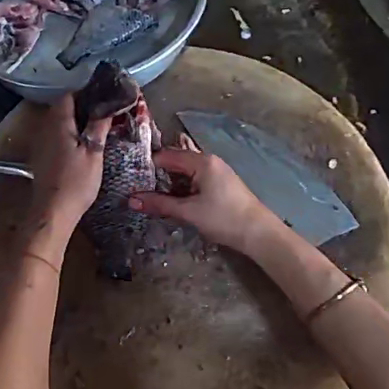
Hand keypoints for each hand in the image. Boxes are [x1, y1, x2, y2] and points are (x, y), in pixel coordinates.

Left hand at [23, 94, 110, 260]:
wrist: (53, 212)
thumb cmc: (76, 182)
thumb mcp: (94, 152)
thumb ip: (99, 126)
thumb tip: (109, 105)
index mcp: (59, 122)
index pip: (69, 95)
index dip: (86, 92)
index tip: (105, 97)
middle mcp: (46, 128)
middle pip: (63, 107)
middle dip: (83, 106)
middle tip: (106, 111)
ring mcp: (42, 142)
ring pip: (60, 122)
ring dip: (77, 121)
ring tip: (99, 126)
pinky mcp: (43, 156)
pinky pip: (57, 135)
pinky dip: (71, 134)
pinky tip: (84, 144)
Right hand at [128, 146, 286, 255]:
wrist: (259, 233)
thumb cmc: (223, 218)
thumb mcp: (188, 211)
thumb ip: (160, 204)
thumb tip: (131, 200)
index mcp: (202, 162)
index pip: (167, 155)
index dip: (148, 165)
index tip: (130, 177)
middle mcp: (209, 161)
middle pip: (176, 162)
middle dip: (157, 175)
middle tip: (135, 187)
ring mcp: (217, 173)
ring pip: (186, 173)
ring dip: (170, 184)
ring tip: (149, 196)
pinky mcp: (221, 185)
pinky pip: (195, 181)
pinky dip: (183, 189)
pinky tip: (173, 201)